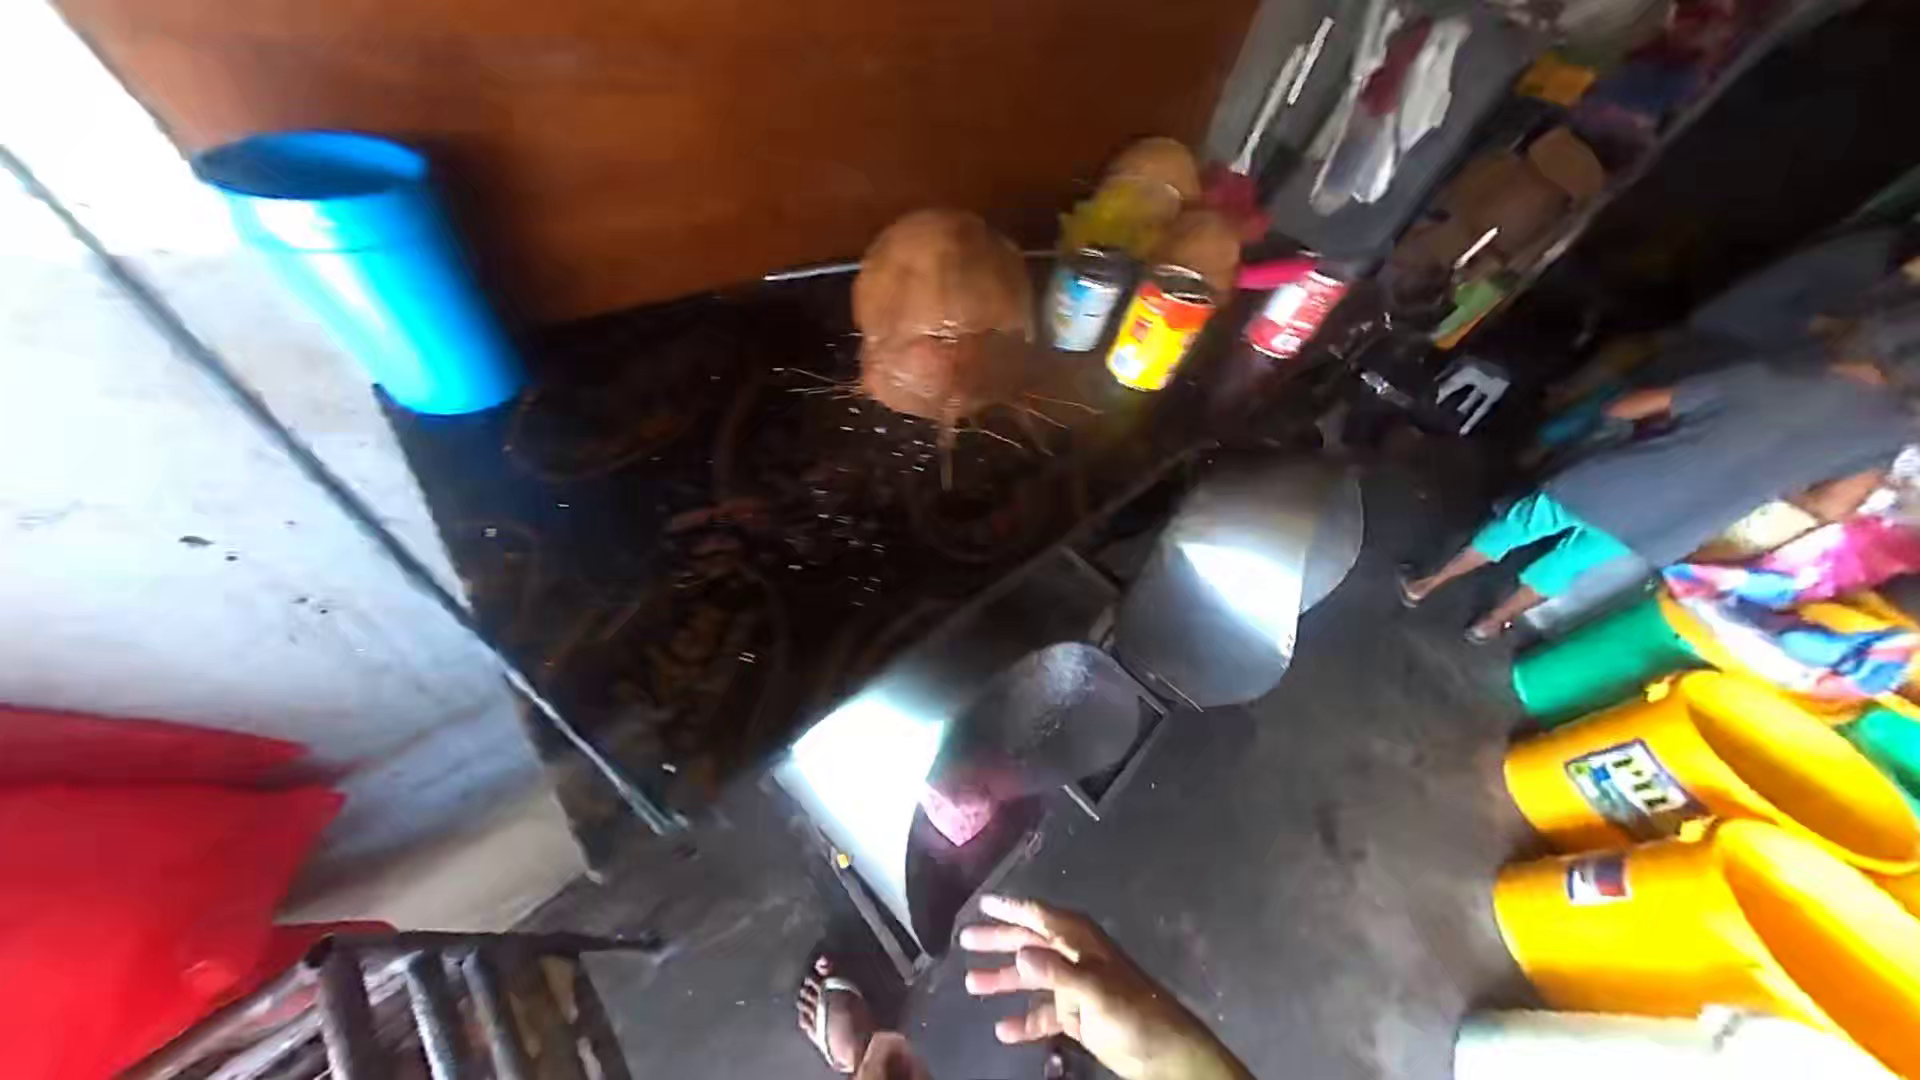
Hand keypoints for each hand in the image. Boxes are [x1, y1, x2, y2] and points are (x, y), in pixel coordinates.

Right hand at [961, 895, 1252, 1079]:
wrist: (1166, 1054)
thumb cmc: (1133, 1010)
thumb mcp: (1094, 988)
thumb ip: (1057, 970)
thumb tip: (1019, 951)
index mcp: (1077, 938)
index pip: (1038, 915)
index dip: (1010, 907)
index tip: (983, 902)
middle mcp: (1071, 955)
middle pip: (1027, 942)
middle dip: (997, 940)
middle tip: (965, 940)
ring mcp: (1073, 986)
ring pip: (1030, 977)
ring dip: (1002, 980)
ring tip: (971, 984)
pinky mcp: (1076, 1016)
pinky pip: (1041, 1015)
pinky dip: (1023, 1021)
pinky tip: (1002, 1029)